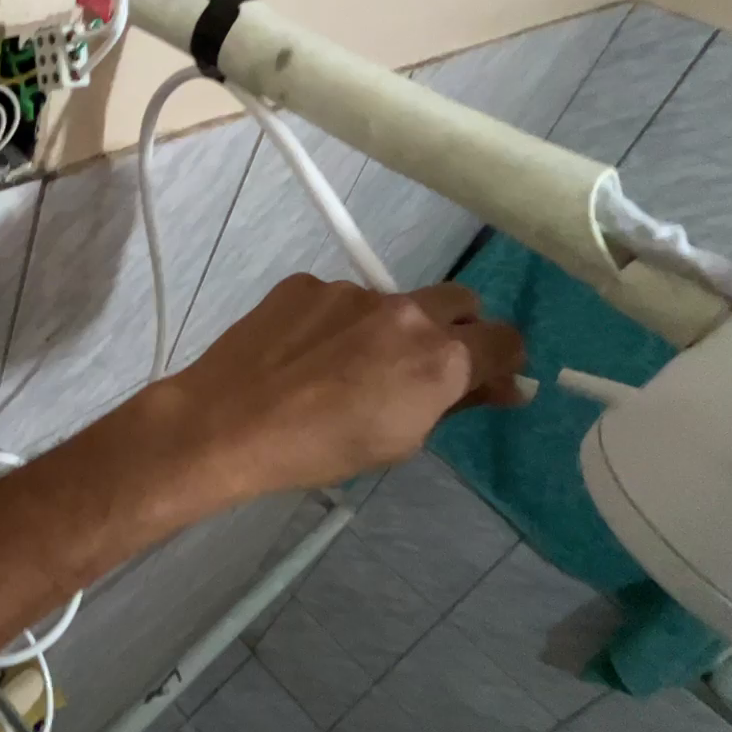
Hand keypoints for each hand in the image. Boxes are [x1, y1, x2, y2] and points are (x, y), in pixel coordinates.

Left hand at [147, 275, 525, 498]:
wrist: (227, 421)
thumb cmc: (317, 448)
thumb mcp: (400, 440)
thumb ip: (454, 402)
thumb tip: (499, 384)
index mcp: (439, 357)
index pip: (504, 340)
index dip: (497, 360)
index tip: (481, 375)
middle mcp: (403, 312)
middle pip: (456, 301)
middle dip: (452, 328)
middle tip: (416, 364)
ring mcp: (348, 291)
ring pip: (389, 300)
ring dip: (384, 325)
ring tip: (338, 364)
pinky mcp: (302, 283)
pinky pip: (335, 297)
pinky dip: (332, 319)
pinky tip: (302, 350)